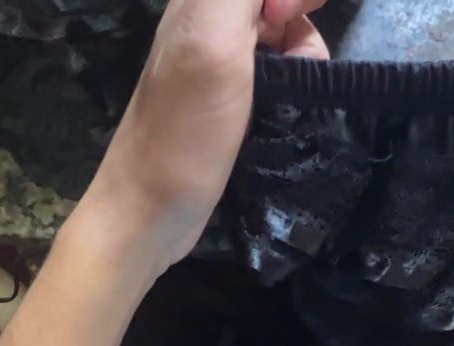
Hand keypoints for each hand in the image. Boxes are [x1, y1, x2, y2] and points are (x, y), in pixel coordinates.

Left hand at [74, 0, 328, 275]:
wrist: (150, 216)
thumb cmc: (183, 133)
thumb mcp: (212, 39)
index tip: (289, 17)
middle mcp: (210, 22)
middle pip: (278, 3)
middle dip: (301, 23)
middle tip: (295, 67)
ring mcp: (221, 66)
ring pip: (285, 38)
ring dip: (303, 63)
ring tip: (289, 102)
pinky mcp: (231, 106)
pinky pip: (276, 78)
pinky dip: (291, 91)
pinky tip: (283, 118)